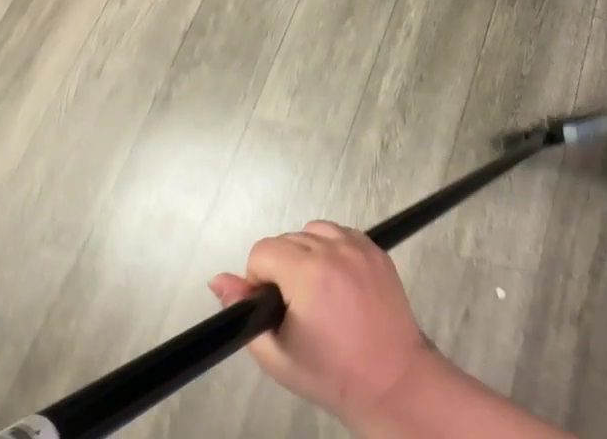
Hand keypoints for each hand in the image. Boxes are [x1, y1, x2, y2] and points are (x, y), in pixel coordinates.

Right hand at [209, 221, 437, 425]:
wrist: (388, 376)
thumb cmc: (328, 371)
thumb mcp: (274, 351)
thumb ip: (243, 311)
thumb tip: (218, 280)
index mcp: (309, 272)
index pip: (263, 250)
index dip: (257, 278)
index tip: (270, 306)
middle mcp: (336, 249)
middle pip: (288, 238)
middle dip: (280, 267)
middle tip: (291, 307)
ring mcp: (361, 247)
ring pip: (315, 230)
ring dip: (305, 253)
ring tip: (312, 292)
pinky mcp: (378, 251)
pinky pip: (343, 234)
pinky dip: (332, 249)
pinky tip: (334, 281)